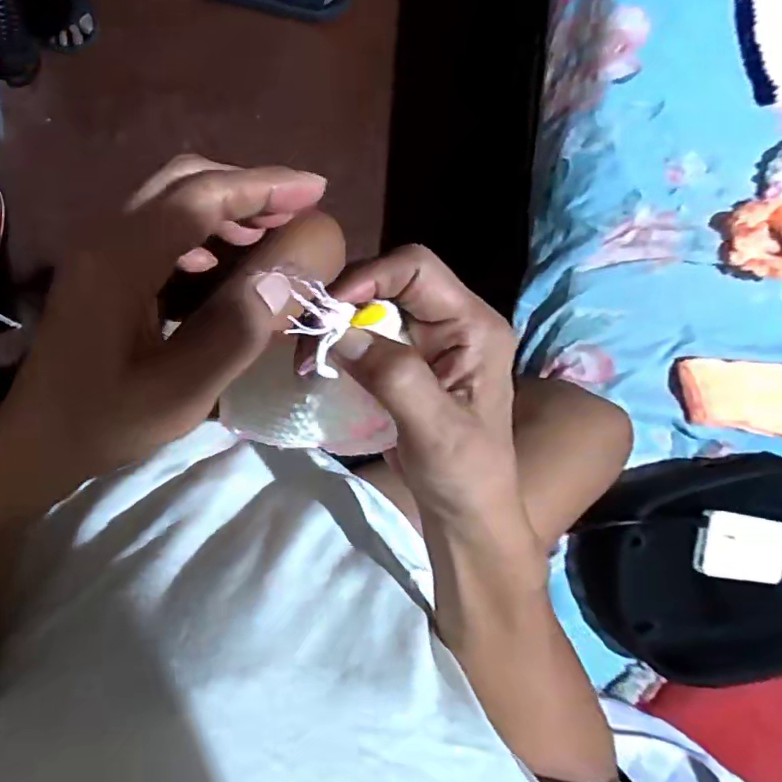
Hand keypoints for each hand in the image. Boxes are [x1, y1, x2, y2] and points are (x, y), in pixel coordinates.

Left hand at [0, 156, 327, 496]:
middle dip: (241, 187)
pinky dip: (192, 229)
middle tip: (296, 210)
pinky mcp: (94, 270)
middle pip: (178, 182)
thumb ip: (235, 330)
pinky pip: (149, 228)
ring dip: (218, 206)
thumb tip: (289, 273)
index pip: (198, 197)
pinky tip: (216, 262)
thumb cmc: (104, 420)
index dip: (260, 185)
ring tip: (268, 232)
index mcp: (118, 260)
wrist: (36, 439)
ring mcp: (93, 252)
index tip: (315, 187)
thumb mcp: (178, 390)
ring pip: (163, 201)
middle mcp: (101, 240)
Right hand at [325, 246, 533, 556]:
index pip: (416, 268)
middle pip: (387, 280)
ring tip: (308, 361)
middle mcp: (451, 322)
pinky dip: (335, 343)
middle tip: (308, 343)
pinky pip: (361, 332)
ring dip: (333, 325)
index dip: (368, 277)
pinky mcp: (402, 360)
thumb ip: (395, 377)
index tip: (328, 312)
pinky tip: (319, 367)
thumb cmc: (463, 474)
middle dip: (342, 302)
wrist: (465, 513)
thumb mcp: (435, 429)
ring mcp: (425, 341)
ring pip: (368, 305)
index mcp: (473, 327)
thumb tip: (340, 332)